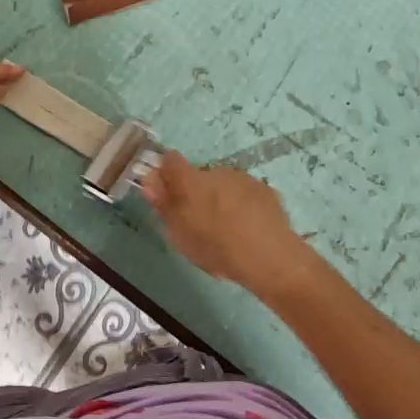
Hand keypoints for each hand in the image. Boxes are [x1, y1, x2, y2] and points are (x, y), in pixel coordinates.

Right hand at [142, 152, 311, 293]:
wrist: (269, 257)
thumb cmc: (217, 248)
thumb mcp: (180, 234)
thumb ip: (164, 205)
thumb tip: (150, 180)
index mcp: (191, 181)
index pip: (171, 160)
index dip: (167, 173)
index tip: (167, 194)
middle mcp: (217, 171)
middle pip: (200, 177)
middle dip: (197, 194)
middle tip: (200, 224)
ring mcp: (244, 179)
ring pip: (225, 185)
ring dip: (222, 200)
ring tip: (228, 232)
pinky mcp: (266, 190)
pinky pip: (246, 194)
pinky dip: (244, 206)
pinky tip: (248, 230)